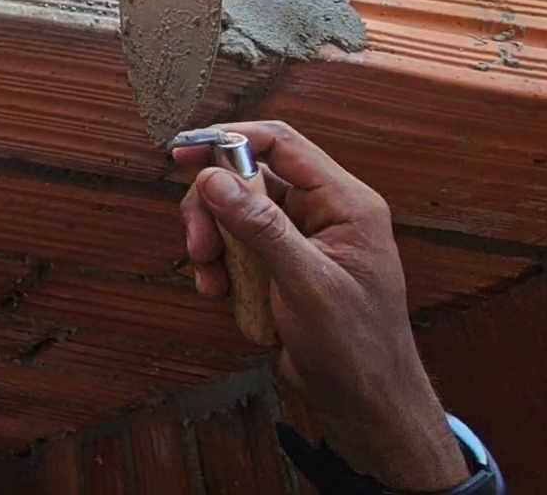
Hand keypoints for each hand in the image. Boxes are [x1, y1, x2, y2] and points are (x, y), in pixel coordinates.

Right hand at [175, 121, 469, 491]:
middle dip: (211, 206)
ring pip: (229, 206)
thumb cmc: (355, 348)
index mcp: (343, 203)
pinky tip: (218, 289)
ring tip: (208, 274)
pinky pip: (230, 238)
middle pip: (243, 175)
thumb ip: (260, 226)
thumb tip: (210, 175)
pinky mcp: (275, 257)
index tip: (183, 154)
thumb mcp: (306, 284)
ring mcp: (295, 234)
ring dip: (210, 237)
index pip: (278, 142)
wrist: (364, 407)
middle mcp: (318, 210)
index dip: (227, 138)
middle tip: (198, 243)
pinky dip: (215, 260)